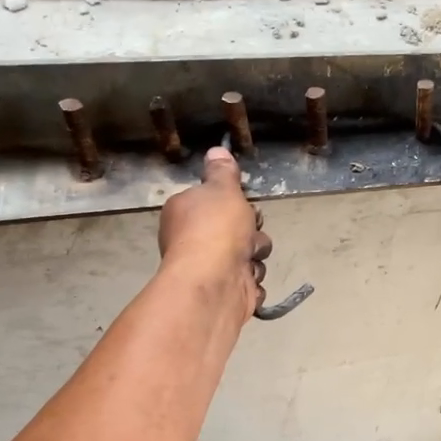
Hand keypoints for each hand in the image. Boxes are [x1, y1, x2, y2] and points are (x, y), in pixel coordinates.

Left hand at [158, 147, 272, 316]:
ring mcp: (210, 268)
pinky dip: (252, 281)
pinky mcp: (225, 291)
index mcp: (185, 212)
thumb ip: (223, 172)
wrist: (215, 281)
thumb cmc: (216, 229)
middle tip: (249, 232)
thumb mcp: (223, 190)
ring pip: (248, 256)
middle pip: (237, 230)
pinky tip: (247, 279)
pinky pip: (249, 281)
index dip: (234, 204)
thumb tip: (217, 149)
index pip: (215, 202)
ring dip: (255, 257)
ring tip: (248, 259)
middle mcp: (194, 240)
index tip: (243, 206)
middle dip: (251, 233)